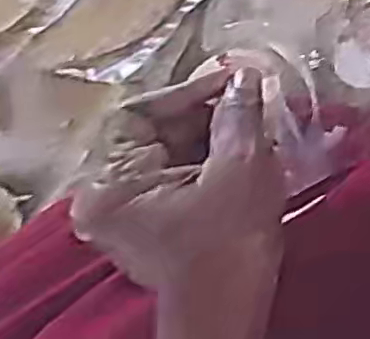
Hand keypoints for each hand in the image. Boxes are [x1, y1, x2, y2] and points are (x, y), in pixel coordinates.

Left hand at [73, 69, 284, 290]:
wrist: (232, 296)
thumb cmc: (230, 231)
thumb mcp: (241, 163)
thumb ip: (239, 113)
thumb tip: (246, 73)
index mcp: (111, 185)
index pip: (136, 114)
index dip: (186, 89)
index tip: (235, 78)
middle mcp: (109, 193)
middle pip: (155, 127)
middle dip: (208, 105)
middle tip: (254, 91)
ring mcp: (133, 205)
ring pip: (174, 142)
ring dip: (218, 122)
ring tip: (259, 110)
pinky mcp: (160, 211)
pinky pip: (184, 162)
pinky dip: (217, 144)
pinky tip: (252, 135)